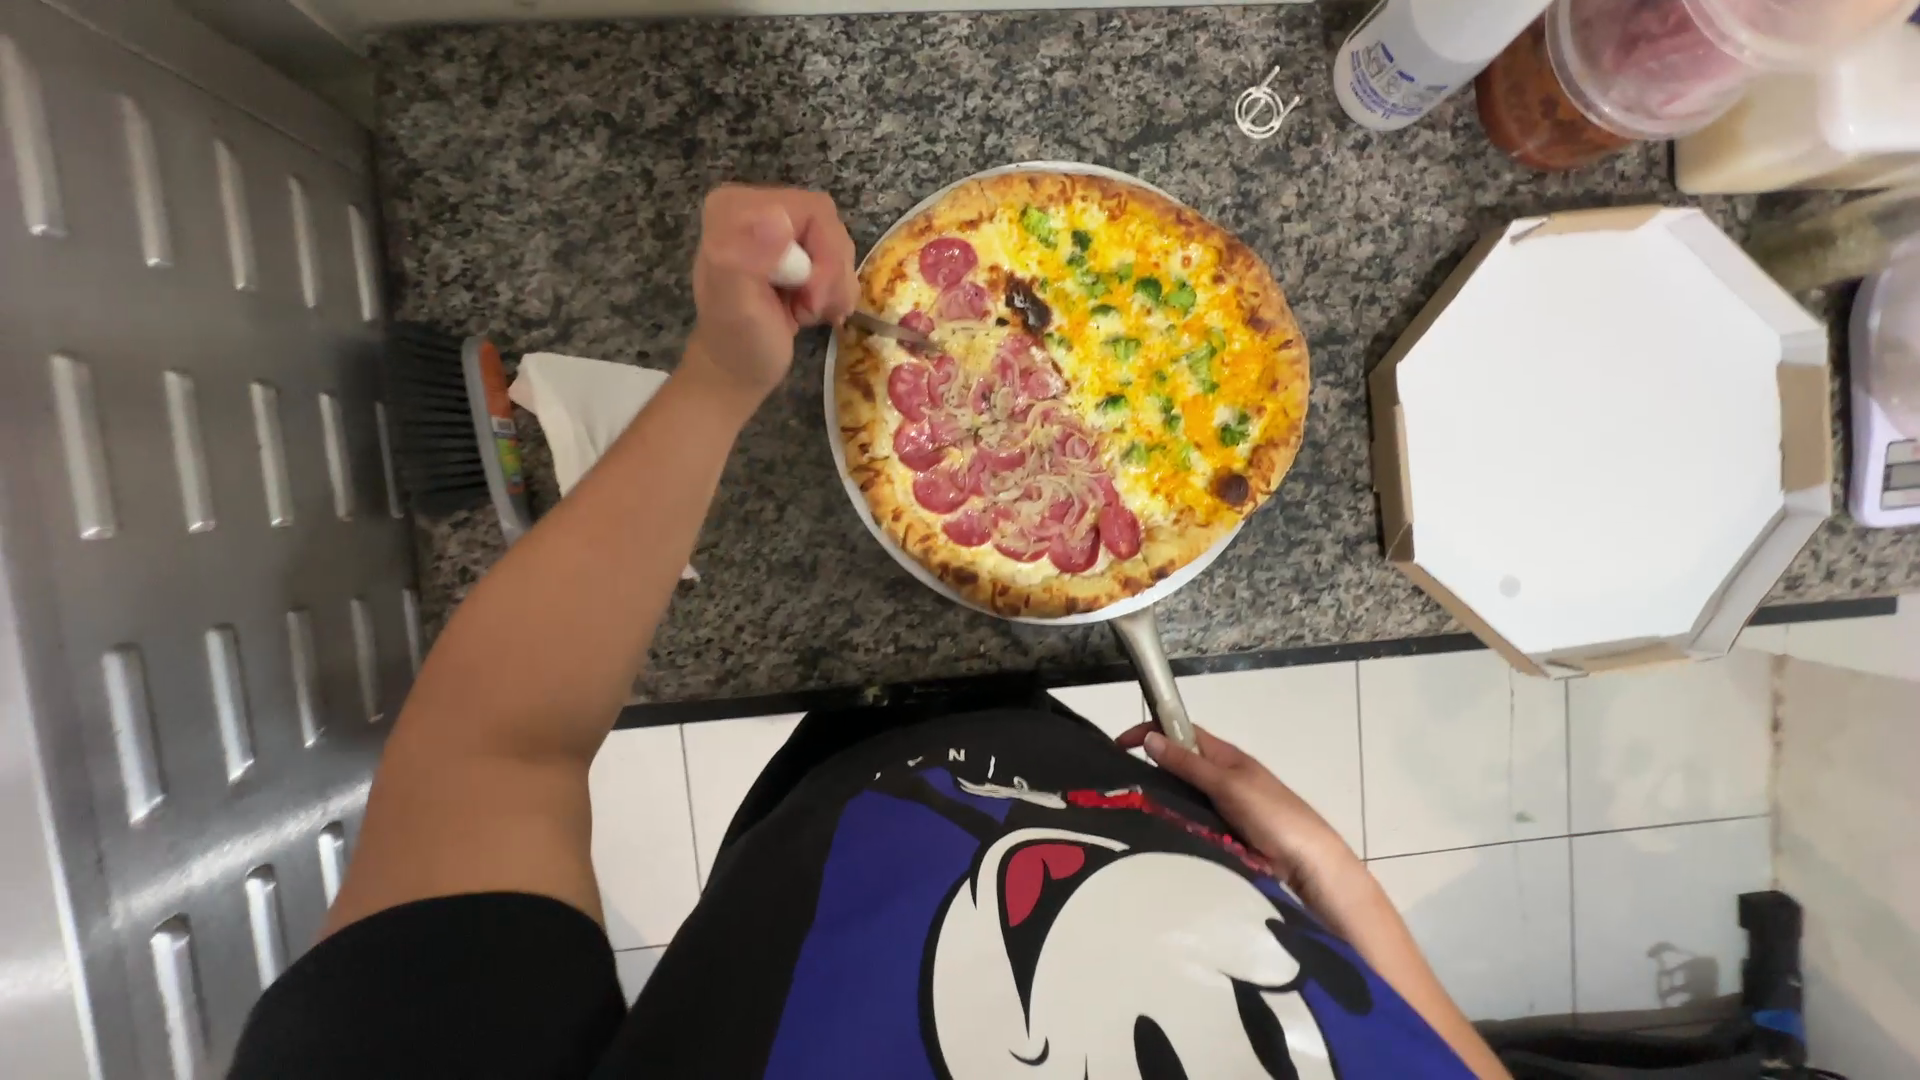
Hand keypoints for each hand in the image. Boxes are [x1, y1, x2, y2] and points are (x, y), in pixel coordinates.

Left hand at [684, 184, 855, 400]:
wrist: (741, 369)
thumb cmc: (738, 341)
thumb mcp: (736, 304)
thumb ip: (745, 258)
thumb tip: (778, 218)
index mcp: (735, 208)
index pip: (813, 211)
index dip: (825, 258)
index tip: (810, 298)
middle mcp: (757, 207)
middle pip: (830, 225)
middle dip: (831, 275)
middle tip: (811, 310)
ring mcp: (778, 228)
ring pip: (838, 244)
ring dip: (835, 287)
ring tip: (810, 313)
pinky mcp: (795, 249)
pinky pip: (838, 259)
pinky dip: (836, 291)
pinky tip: (816, 310)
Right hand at [1116, 722, 1365, 910]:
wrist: (1311, 865)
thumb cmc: (1273, 815)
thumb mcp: (1227, 784)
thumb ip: (1188, 763)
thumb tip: (1149, 737)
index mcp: (1224, 755)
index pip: (1179, 731)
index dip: (1149, 731)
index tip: (1119, 745)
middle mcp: (1221, 776)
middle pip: (1177, 764)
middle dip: (1149, 767)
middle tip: (1118, 784)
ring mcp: (1222, 806)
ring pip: (1181, 795)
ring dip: (1160, 799)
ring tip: (1129, 811)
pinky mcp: (1223, 833)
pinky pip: (1190, 822)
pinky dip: (1174, 823)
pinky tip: (1156, 834)